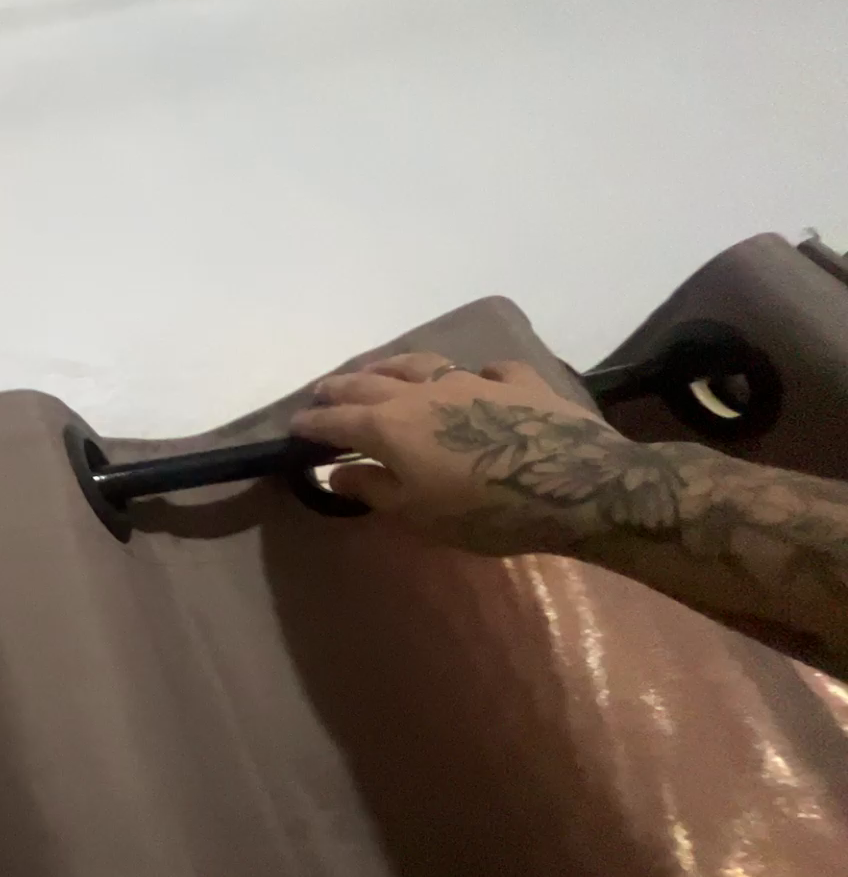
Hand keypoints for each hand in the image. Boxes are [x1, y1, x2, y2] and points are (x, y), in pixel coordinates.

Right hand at [289, 351, 637, 555]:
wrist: (583, 487)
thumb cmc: (485, 509)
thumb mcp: (415, 513)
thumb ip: (371, 488)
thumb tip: (336, 472)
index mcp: (387, 427)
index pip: (334, 420)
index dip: (310, 423)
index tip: (293, 428)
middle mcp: (420, 395)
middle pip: (366, 383)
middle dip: (338, 387)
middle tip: (322, 391)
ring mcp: (471, 383)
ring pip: (419, 363)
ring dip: (391, 366)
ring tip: (379, 370)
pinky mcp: (519, 383)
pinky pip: (489, 371)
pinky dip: (475, 375)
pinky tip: (478, 381)